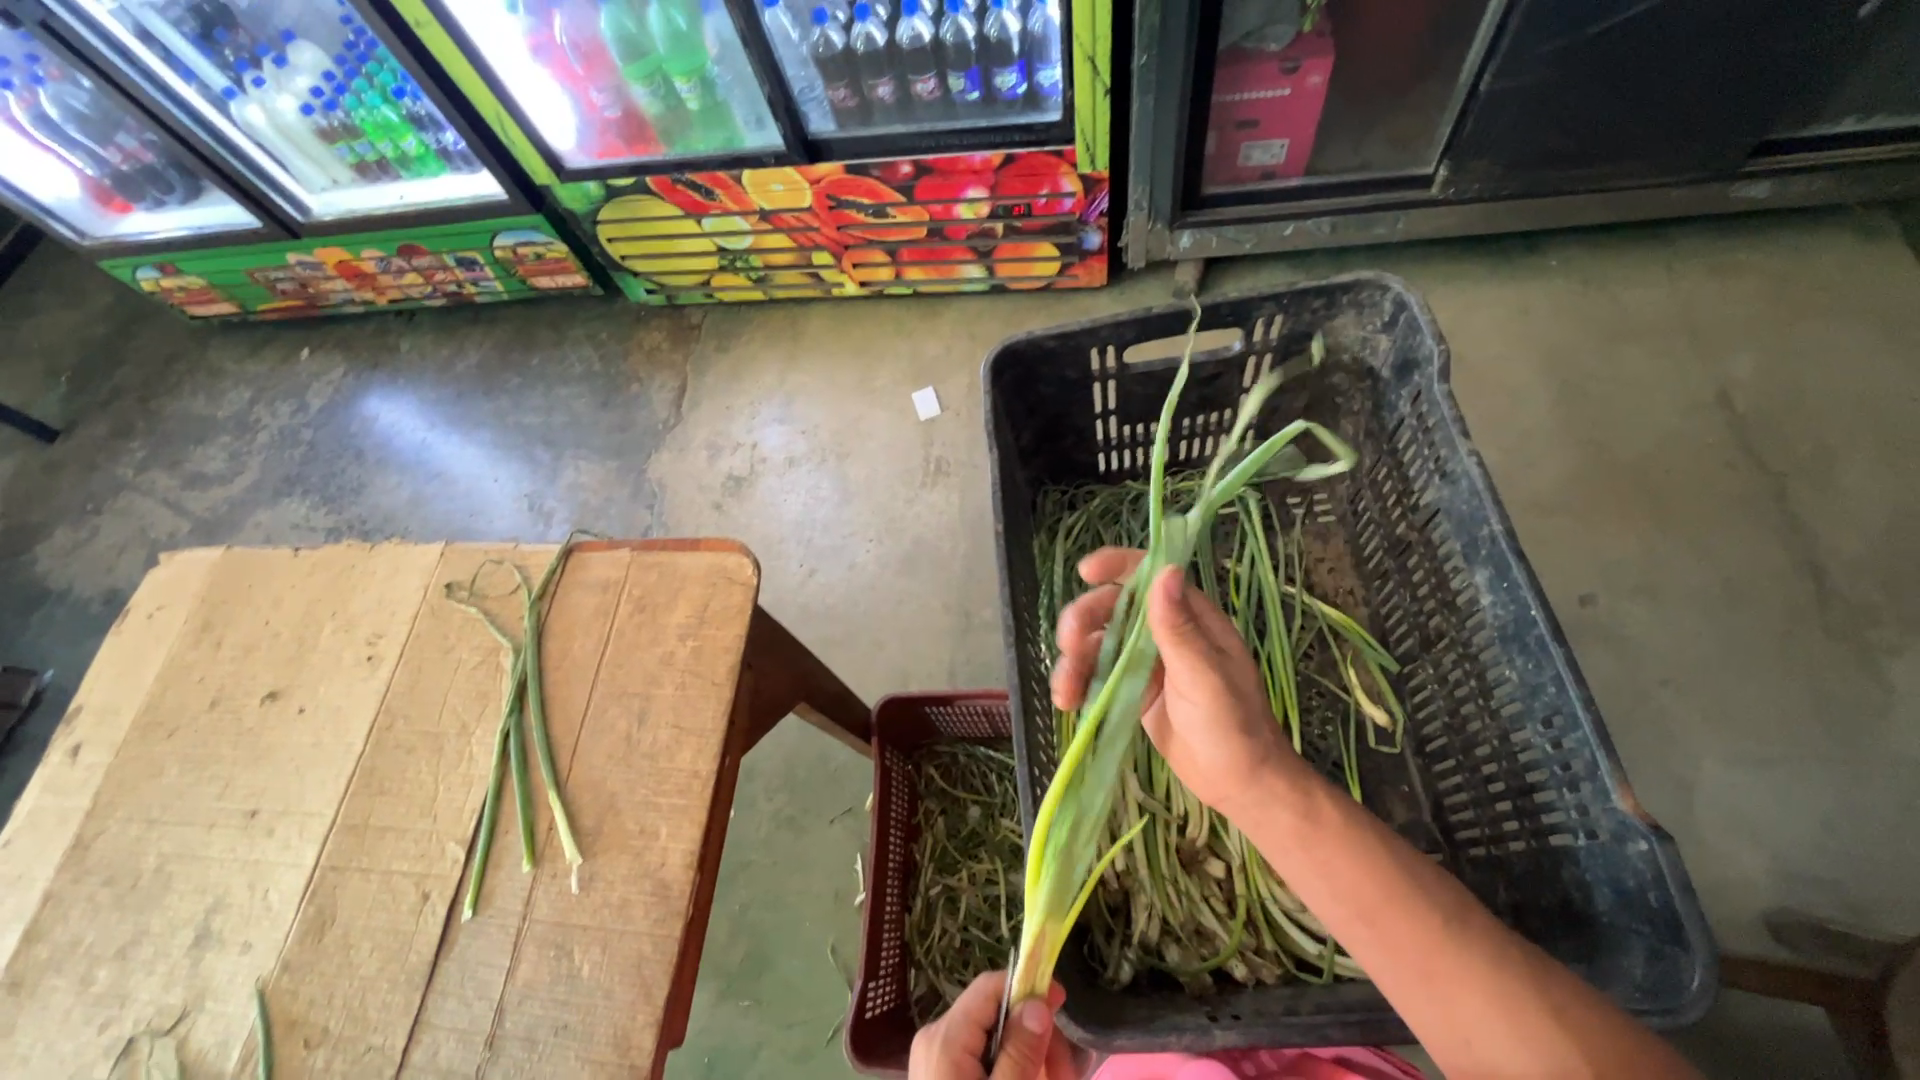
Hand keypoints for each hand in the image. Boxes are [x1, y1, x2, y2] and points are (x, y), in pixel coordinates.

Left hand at [909, 971, 1074, 1079]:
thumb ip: (1020, 1052)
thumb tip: (1037, 1001)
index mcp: (945, 1037)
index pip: (989, 987)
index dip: (1028, 988)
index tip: (1064, 1005)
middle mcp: (937, 1038)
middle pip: (997, 1014)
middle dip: (1037, 1039)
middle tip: (1067, 1076)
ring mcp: (937, 1059)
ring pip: (996, 1039)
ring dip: (1031, 1060)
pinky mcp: (944, 1077)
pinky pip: (984, 1060)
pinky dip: (1012, 1072)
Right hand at [1050, 547, 1306, 816]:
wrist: (1239, 784)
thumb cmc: (1234, 726)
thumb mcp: (1205, 675)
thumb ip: (1179, 628)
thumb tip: (1165, 571)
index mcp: (1191, 618)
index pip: (1150, 576)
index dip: (1118, 566)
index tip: (1085, 571)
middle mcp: (1165, 633)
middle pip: (1113, 610)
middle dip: (1084, 621)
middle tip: (1068, 644)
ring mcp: (1146, 664)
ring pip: (1098, 644)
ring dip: (1075, 660)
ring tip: (1064, 689)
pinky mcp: (1132, 692)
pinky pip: (1098, 677)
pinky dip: (1078, 684)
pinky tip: (1066, 701)